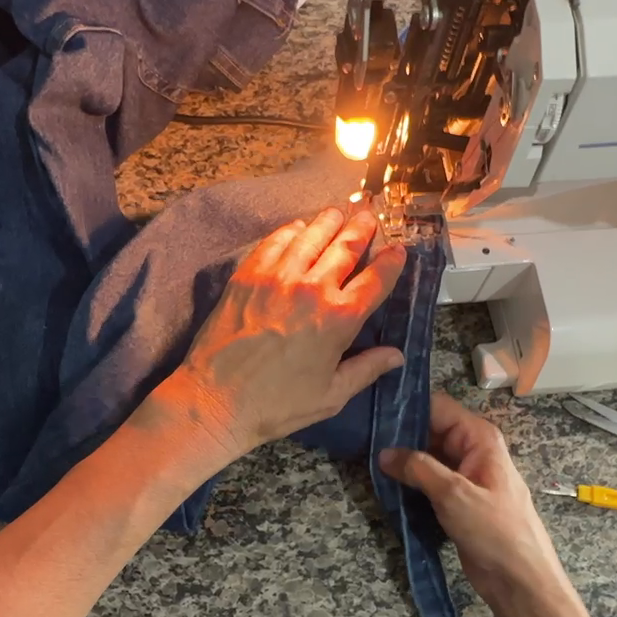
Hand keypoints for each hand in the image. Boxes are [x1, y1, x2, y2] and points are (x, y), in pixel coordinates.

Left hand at [149, 207, 406, 462]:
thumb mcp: (330, 395)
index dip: (392, 261)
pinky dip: (291, 230)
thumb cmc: (277, 405)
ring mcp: (278, 277)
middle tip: (370, 213)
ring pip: (311, 236)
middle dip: (362, 227)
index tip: (400, 249)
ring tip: (338, 211)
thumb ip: (365, 369)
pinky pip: (275, 242)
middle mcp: (313, 288)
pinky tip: (298, 227)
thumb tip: (397, 356)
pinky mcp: (248, 275)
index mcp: (340, 319)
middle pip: (345, 246)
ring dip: (329, 220)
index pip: (376, 280)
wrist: (216, 399)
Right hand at [379, 393, 580, 616]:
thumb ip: (417, 468)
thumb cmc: (495, 531)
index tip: (374, 415)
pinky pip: (427, 481)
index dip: (407, 409)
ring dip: (402, 462)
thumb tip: (383, 453)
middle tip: (363, 441)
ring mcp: (463, 475)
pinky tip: (384, 484)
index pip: (438, 408)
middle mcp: (471, 450)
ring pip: (426, 457)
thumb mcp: (454, 494)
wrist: (519, 580)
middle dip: (399, 436)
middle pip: (429, 431)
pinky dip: (409, 482)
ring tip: (367, 461)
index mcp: (479, 438)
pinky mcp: (455, 499)